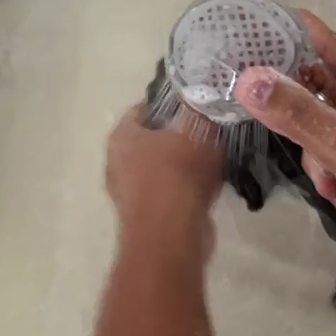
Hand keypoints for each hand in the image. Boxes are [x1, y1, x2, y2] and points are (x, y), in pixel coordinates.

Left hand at [105, 106, 224, 257]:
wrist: (171, 234)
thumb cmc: (178, 173)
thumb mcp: (197, 131)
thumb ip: (202, 114)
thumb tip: (209, 102)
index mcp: (121, 137)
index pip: (144, 108)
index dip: (172, 102)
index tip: (198, 101)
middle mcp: (118, 163)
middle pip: (154, 138)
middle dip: (181, 132)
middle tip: (211, 126)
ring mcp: (131, 192)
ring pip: (165, 165)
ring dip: (188, 161)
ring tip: (217, 154)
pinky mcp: (149, 215)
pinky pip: (172, 190)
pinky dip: (190, 185)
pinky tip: (214, 182)